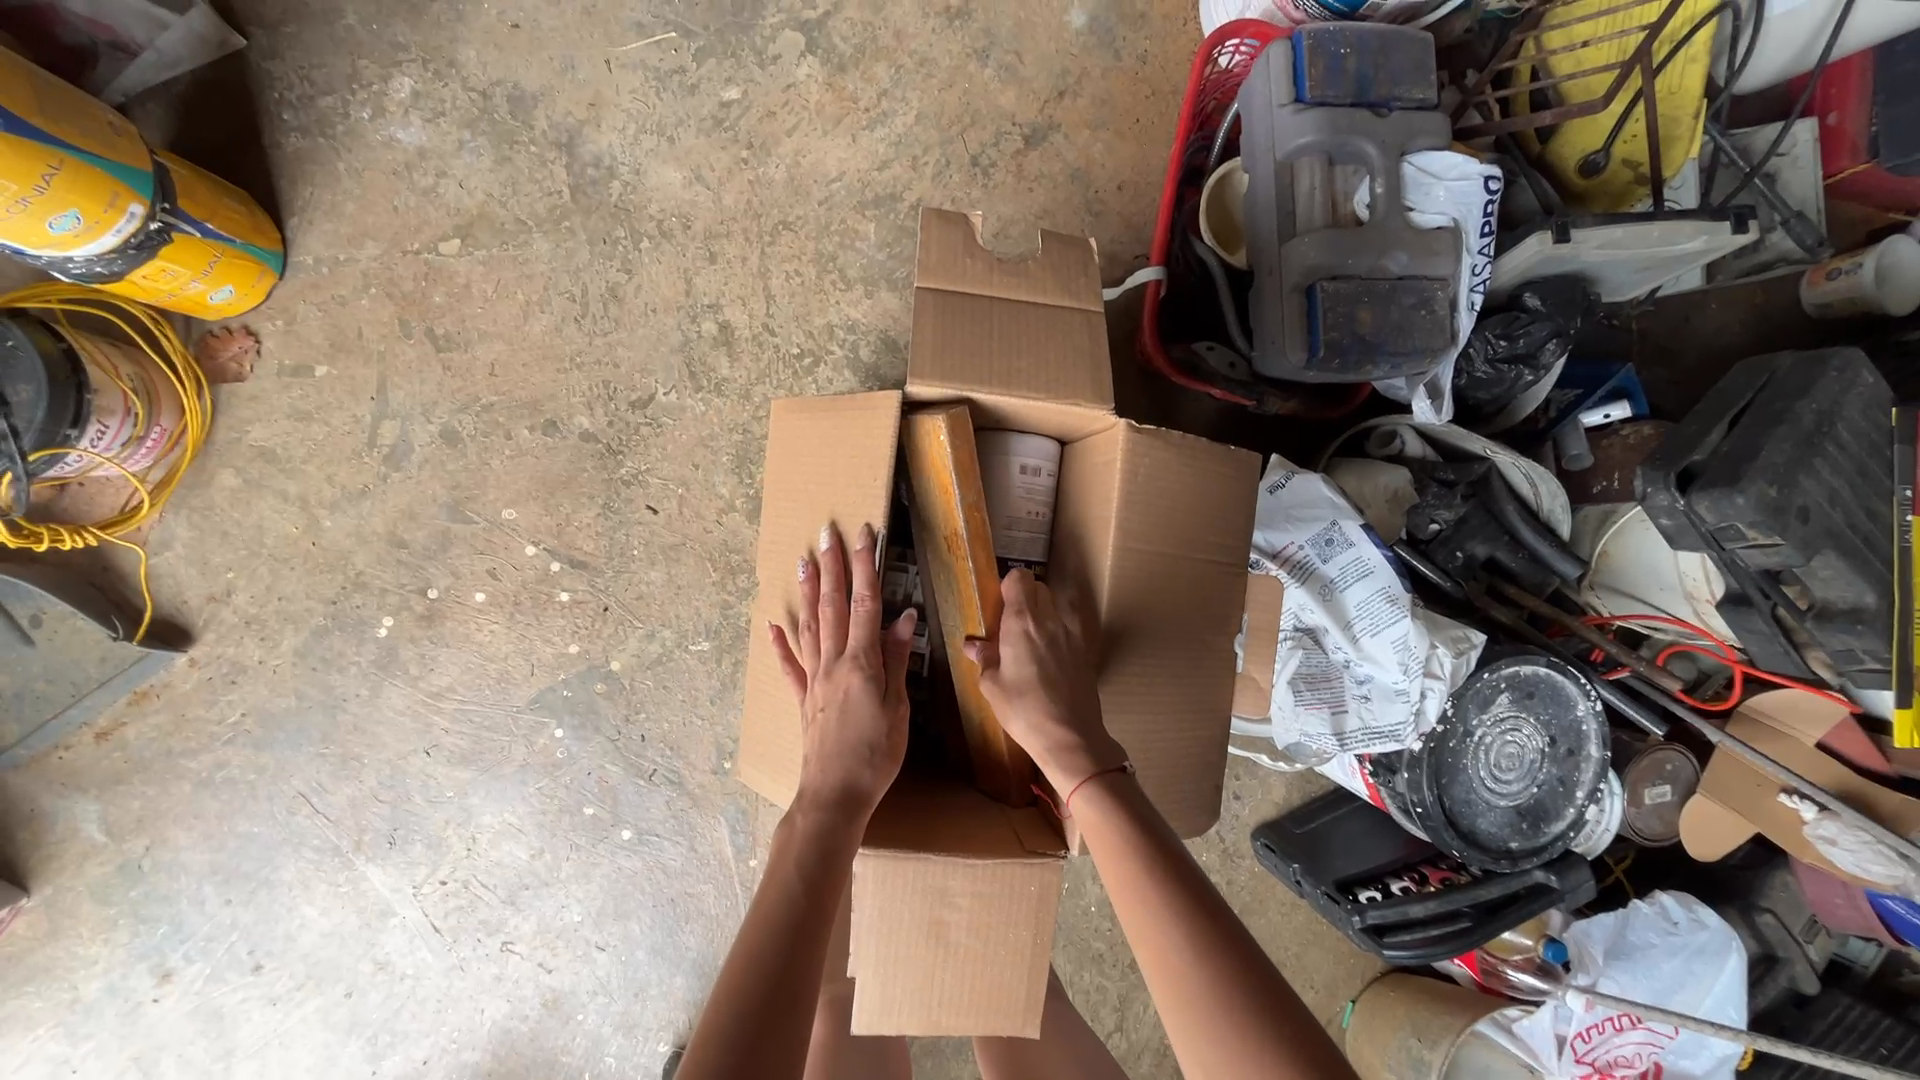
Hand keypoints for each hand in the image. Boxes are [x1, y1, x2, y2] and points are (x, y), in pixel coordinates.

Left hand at [768, 522, 917, 825]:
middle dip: (832, 566)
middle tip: (826, 532)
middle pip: (832, 606)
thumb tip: (904, 617)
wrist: (836, 793)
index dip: (864, 567)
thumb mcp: (898, 706)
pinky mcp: (804, 699)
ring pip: (810, 626)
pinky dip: (780, 644)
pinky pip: (790, 666)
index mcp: (862, 663)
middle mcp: (834, 663)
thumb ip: (897, 660)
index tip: (862, 535)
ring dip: (807, 592)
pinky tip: (772, 624)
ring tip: (803, 561)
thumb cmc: (877, 754)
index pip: (864, 604)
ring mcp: (815, 680)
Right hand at [964, 569, 1126, 792]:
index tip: (997, 606)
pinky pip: (1067, 631)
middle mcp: (1050, 620)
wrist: (1070, 736)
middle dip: (1024, 598)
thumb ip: (985, 659)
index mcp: (1023, 622)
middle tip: (1009, 624)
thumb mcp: (992, 686)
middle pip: (1039, 588)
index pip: (1019, 578)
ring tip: (1027, 645)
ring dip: (1041, 616)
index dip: (1007, 586)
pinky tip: (1046, 663)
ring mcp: (1071, 635)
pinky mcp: (1084, 652)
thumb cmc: (1024, 710)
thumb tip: (974, 645)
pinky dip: (1055, 636)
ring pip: (1055, 608)